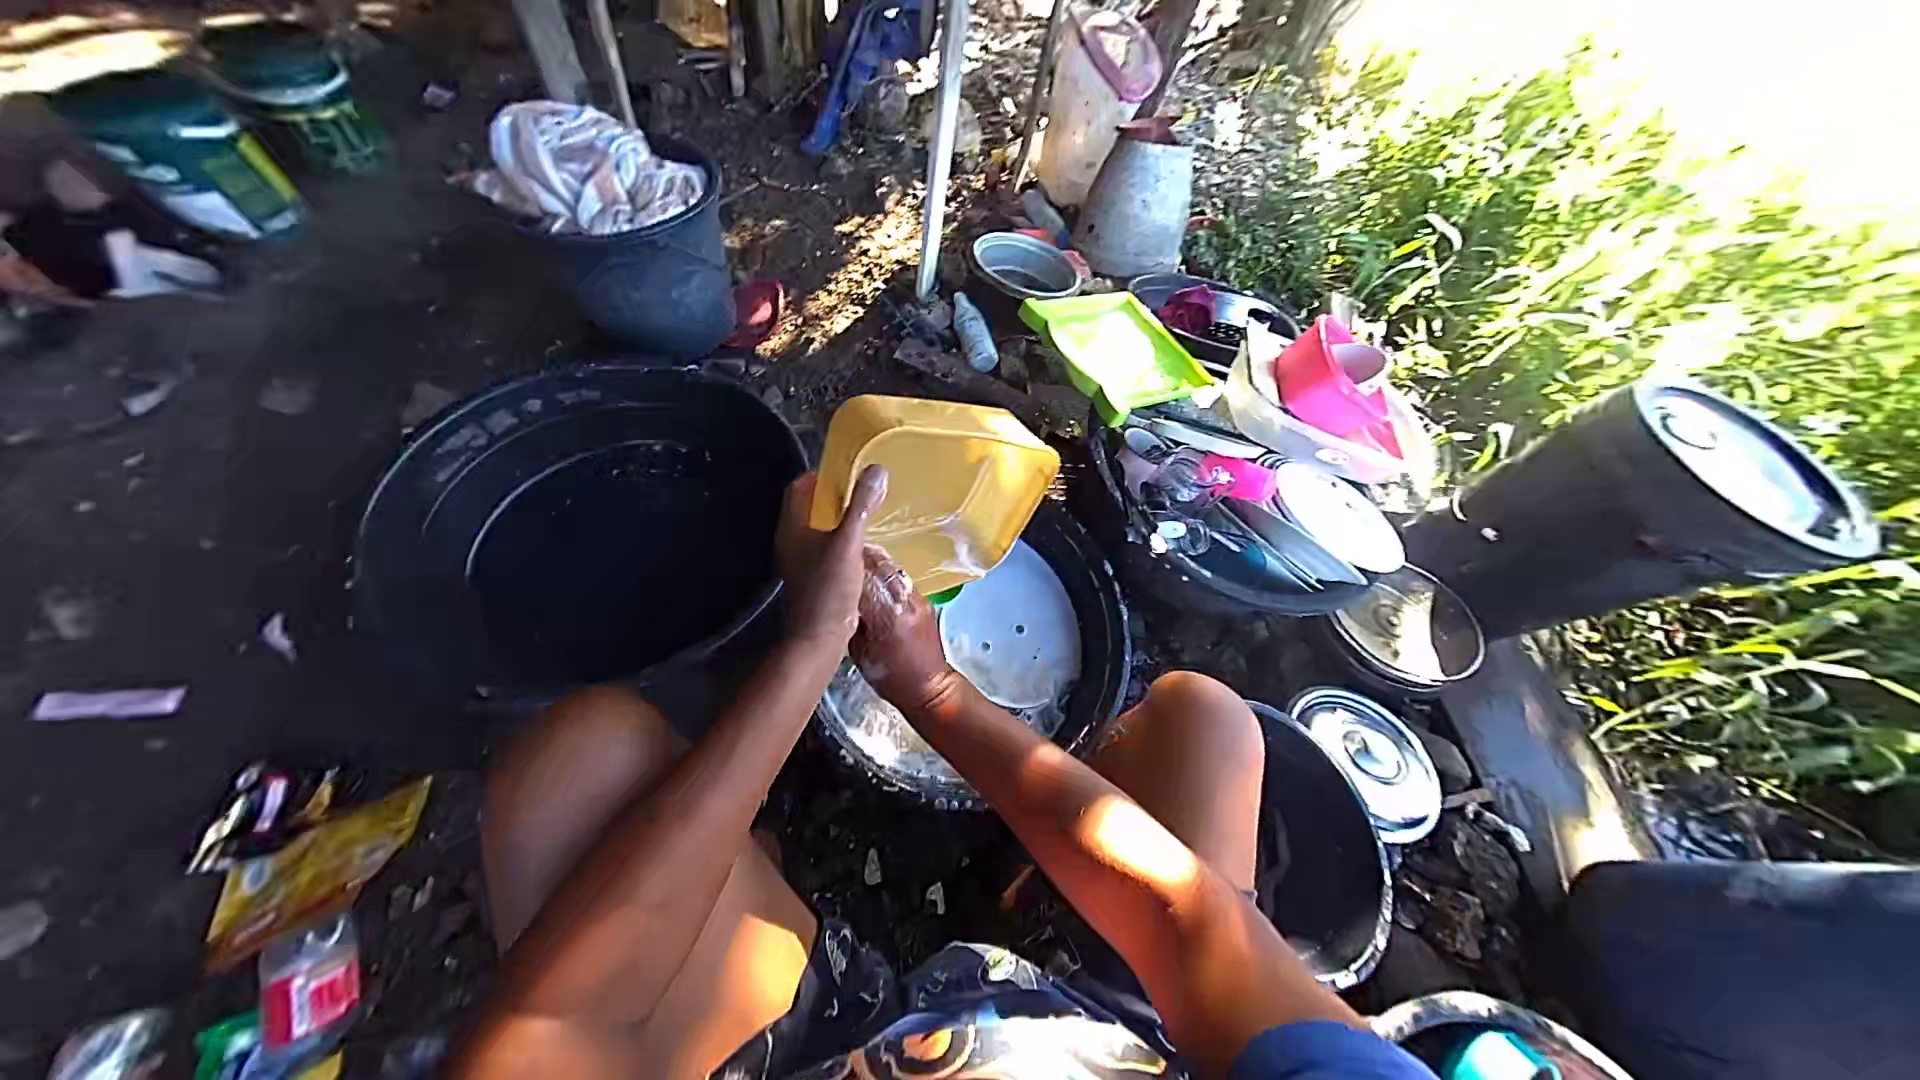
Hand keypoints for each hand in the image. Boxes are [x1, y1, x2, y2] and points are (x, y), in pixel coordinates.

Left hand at [776, 466, 887, 647]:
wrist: (820, 638)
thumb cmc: (829, 589)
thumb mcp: (848, 543)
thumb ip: (861, 506)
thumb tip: (876, 470)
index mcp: (791, 527)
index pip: (799, 487)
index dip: (821, 474)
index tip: (848, 471)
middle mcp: (790, 540)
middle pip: (810, 506)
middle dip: (834, 494)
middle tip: (863, 488)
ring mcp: (800, 559)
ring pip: (819, 527)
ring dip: (839, 517)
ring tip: (867, 511)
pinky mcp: (812, 575)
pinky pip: (826, 545)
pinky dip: (842, 537)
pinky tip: (863, 542)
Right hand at [852, 545, 958, 713]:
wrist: (930, 686)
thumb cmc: (890, 677)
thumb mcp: (858, 652)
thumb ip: (848, 622)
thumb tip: (837, 600)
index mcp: (885, 615)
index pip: (860, 580)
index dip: (842, 568)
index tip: (826, 562)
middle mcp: (903, 600)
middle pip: (877, 567)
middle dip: (857, 558)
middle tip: (836, 553)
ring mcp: (917, 597)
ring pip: (890, 568)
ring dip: (871, 562)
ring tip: (852, 559)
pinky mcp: (924, 599)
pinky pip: (900, 577)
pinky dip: (884, 572)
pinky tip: (872, 575)